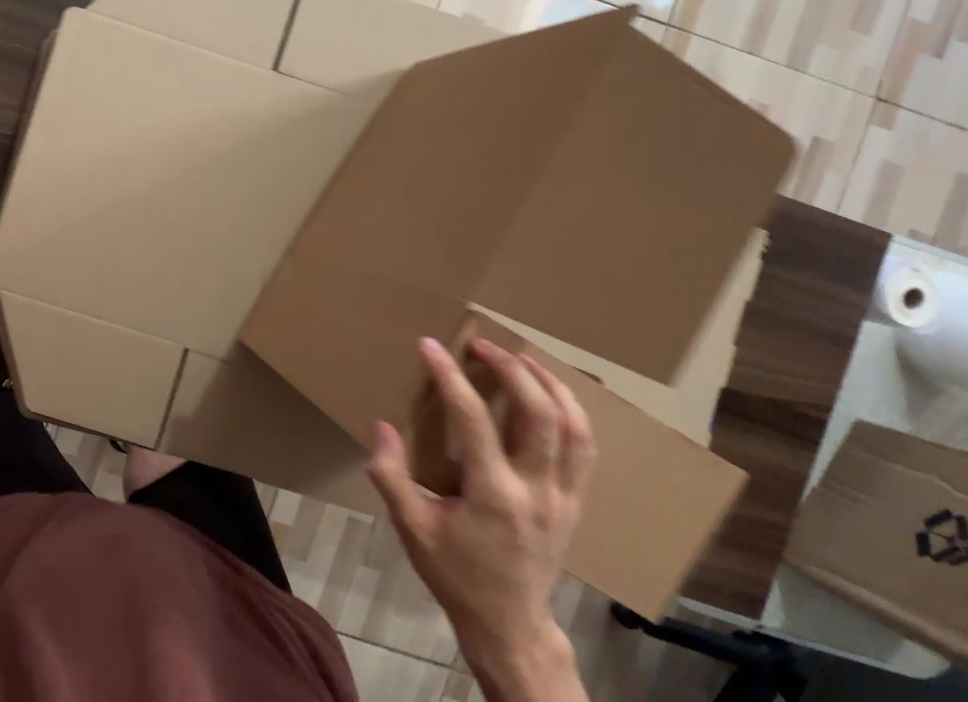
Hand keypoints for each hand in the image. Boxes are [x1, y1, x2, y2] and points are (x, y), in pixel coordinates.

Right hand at [368, 337, 594, 701]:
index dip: (450, 376)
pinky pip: (585, 448)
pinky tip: (551, 397)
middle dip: (512, 370)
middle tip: (483, 345)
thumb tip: (382, 427)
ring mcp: (564, 496)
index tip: (431, 346)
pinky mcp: (576, 503)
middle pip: (540, 413)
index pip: (473, 419)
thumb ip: (391, 476)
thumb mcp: (411, 528)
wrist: (508, 622)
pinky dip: (570, 413)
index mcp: (492, 495)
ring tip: (525, 359)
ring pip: (574, 427)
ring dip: (551, 385)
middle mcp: (536, 490)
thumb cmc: (454, 574)